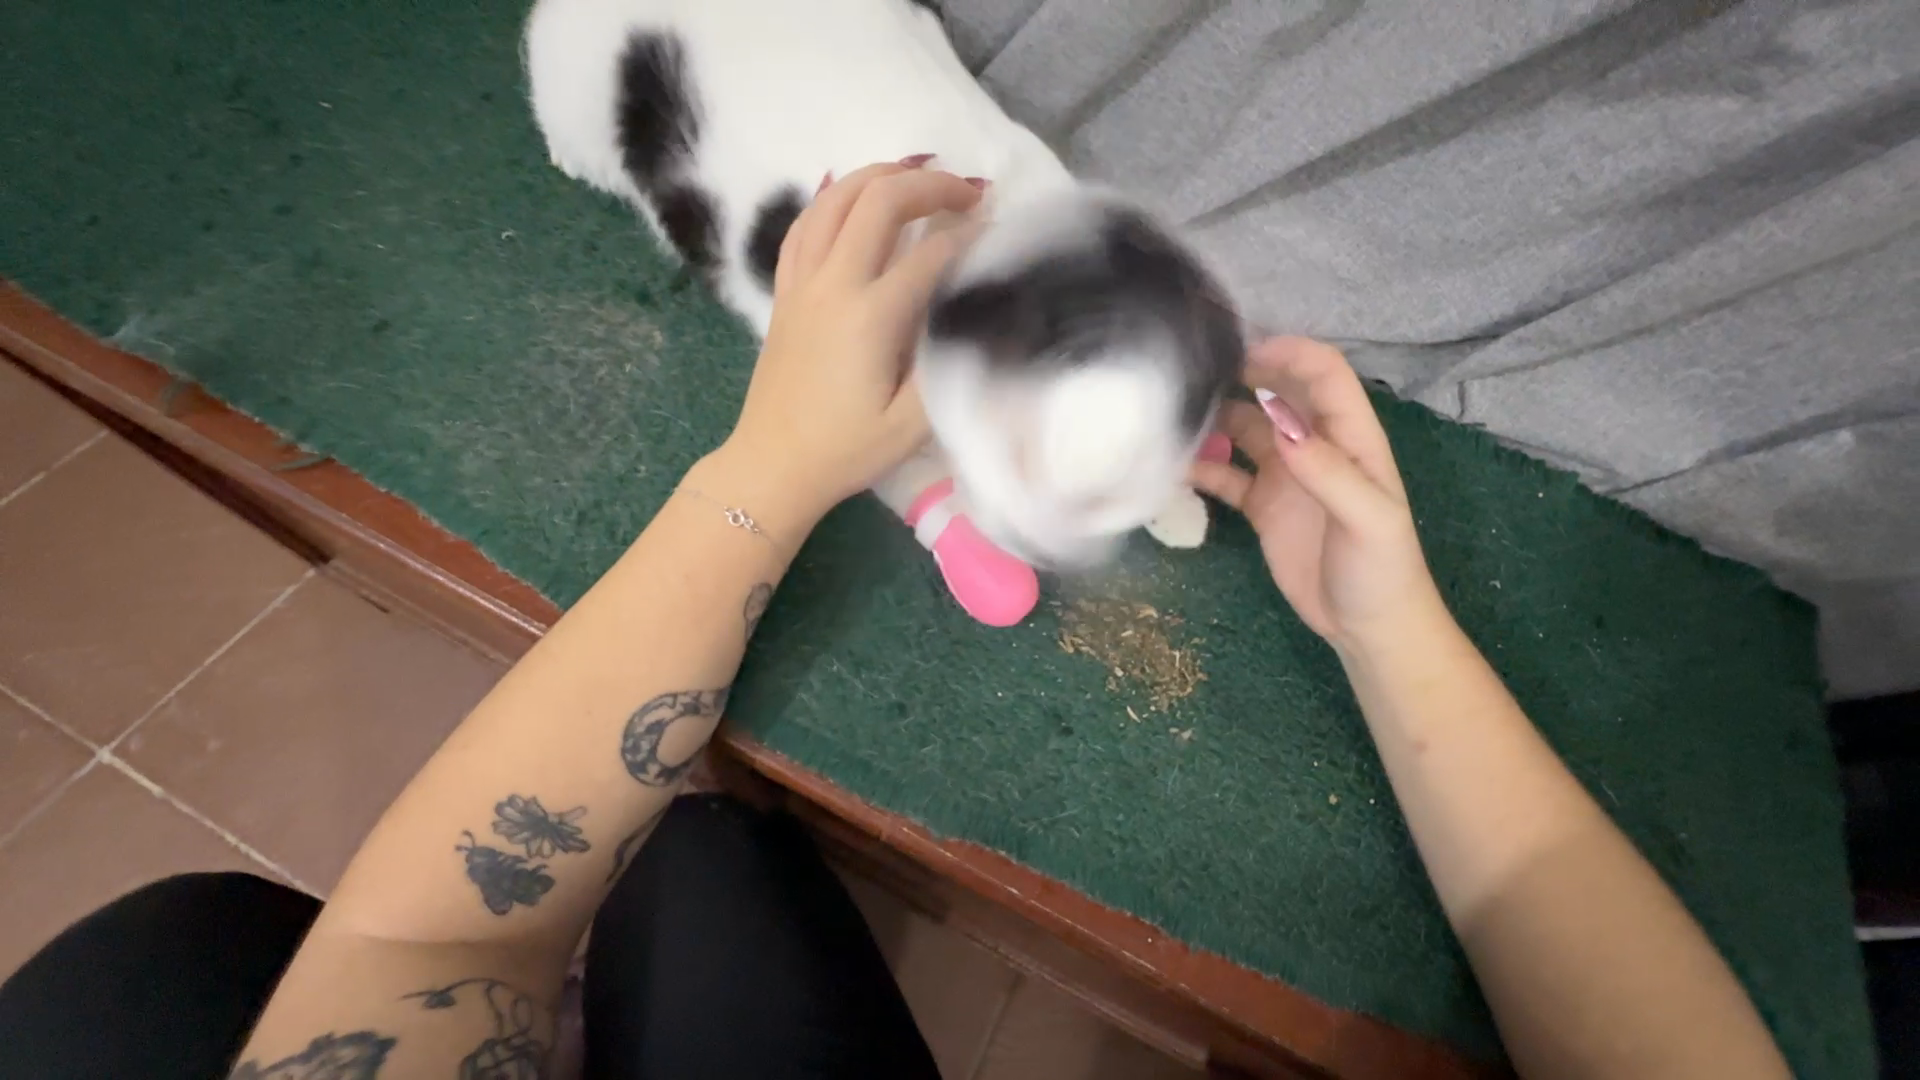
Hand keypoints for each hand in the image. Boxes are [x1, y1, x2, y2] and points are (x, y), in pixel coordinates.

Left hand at [718, 160, 983, 521]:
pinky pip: (804, 225)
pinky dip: (832, 200)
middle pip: (879, 200)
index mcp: (871, 317)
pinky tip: (852, 200)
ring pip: (834, 198)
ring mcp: (801, 284)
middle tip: (967, 192)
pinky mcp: (784, 294)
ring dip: (879, 176)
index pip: (929, 254)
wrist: (773, 466)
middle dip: (930, 185)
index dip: (969, 236)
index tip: (996, 233)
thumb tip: (979, 322)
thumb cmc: (845, 451)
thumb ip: (949, 367)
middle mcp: (832, 284)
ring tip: (916, 179)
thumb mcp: (912, 425)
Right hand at [1190, 338, 1448, 656]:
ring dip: (1214, 420)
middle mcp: (1314, 447)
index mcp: (1350, 439)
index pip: (1324, 377)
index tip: (1243, 352)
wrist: (1367, 626)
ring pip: (1244, 429)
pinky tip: (1173, 468)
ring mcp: (1284, 475)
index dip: (1290, 354)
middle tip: (1196, 375)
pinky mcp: (1260, 504)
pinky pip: (1225, 474)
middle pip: (1278, 393)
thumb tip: (1280, 422)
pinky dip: (1200, 468)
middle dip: (1243, 376)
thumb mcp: (1367, 519)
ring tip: (1176, 416)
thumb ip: (1327, 470)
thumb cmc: (1381, 569)